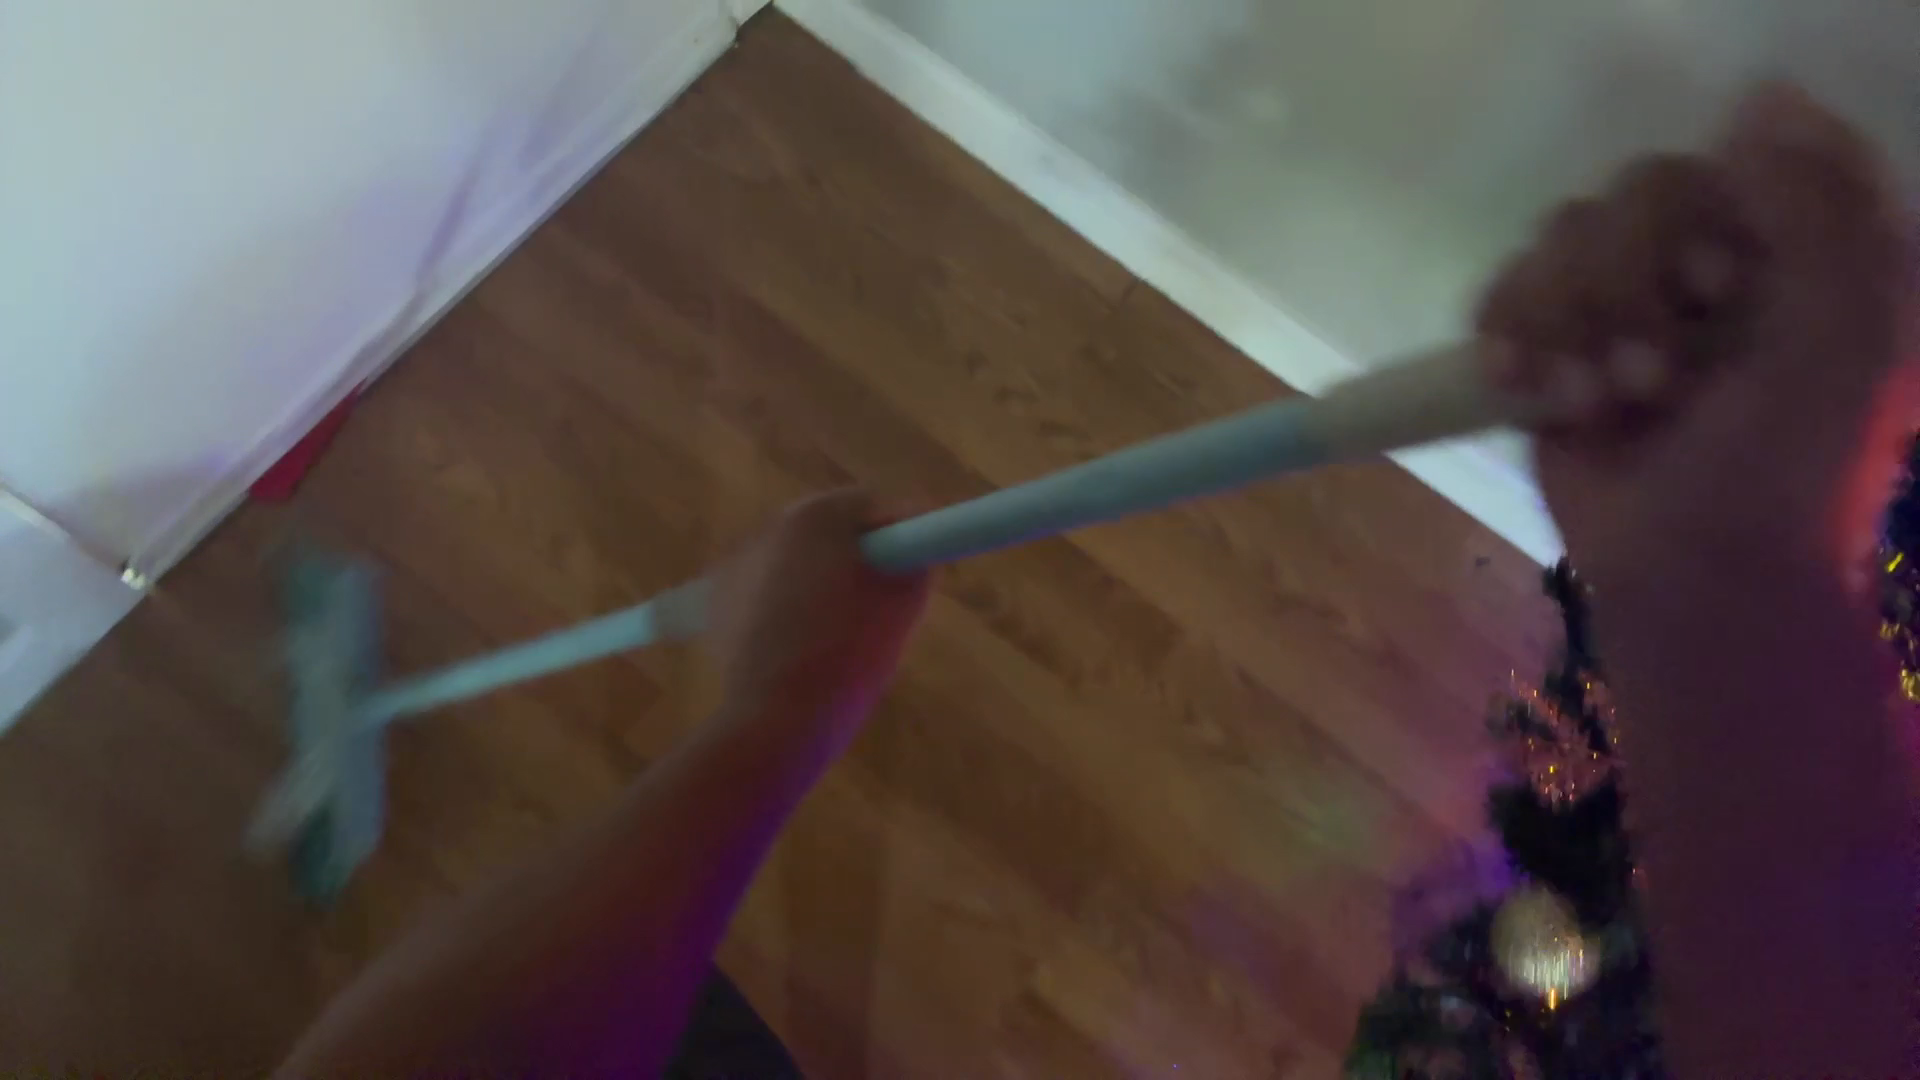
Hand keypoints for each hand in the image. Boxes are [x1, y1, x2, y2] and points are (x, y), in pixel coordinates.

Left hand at [707, 490, 930, 750]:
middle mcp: (770, 525)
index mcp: (816, 515)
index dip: (900, 530)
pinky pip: (768, 584)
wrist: (780, 715)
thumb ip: (918, 556)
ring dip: (821, 573)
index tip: (917, 560)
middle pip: (828, 526)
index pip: (871, 504)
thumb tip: (918, 547)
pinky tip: (802, 637)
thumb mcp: (904, 600)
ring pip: (796, 555)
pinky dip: (788, 599)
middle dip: (857, 552)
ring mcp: (737, 561)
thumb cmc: (850, 650)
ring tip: (839, 622)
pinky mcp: (718, 599)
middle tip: (883, 593)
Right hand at [1478, 84, 1915, 594]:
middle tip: (1644, 377)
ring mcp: (1605, 309)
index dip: (1686, 227)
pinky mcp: (1537, 349)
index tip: (1709, 295)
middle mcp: (1687, 264)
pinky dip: (1502, 340)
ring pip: (1546, 252)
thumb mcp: (1832, 337)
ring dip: (1558, 331)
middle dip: (1614, 297)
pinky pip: (1496, 300)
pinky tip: (1518, 384)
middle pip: (1611, 205)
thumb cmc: (1769, 463)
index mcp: (1777, 247)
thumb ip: (1816, 213)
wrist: (1674, 559)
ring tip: (1586, 400)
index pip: (1704, 166)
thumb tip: (1754, 98)